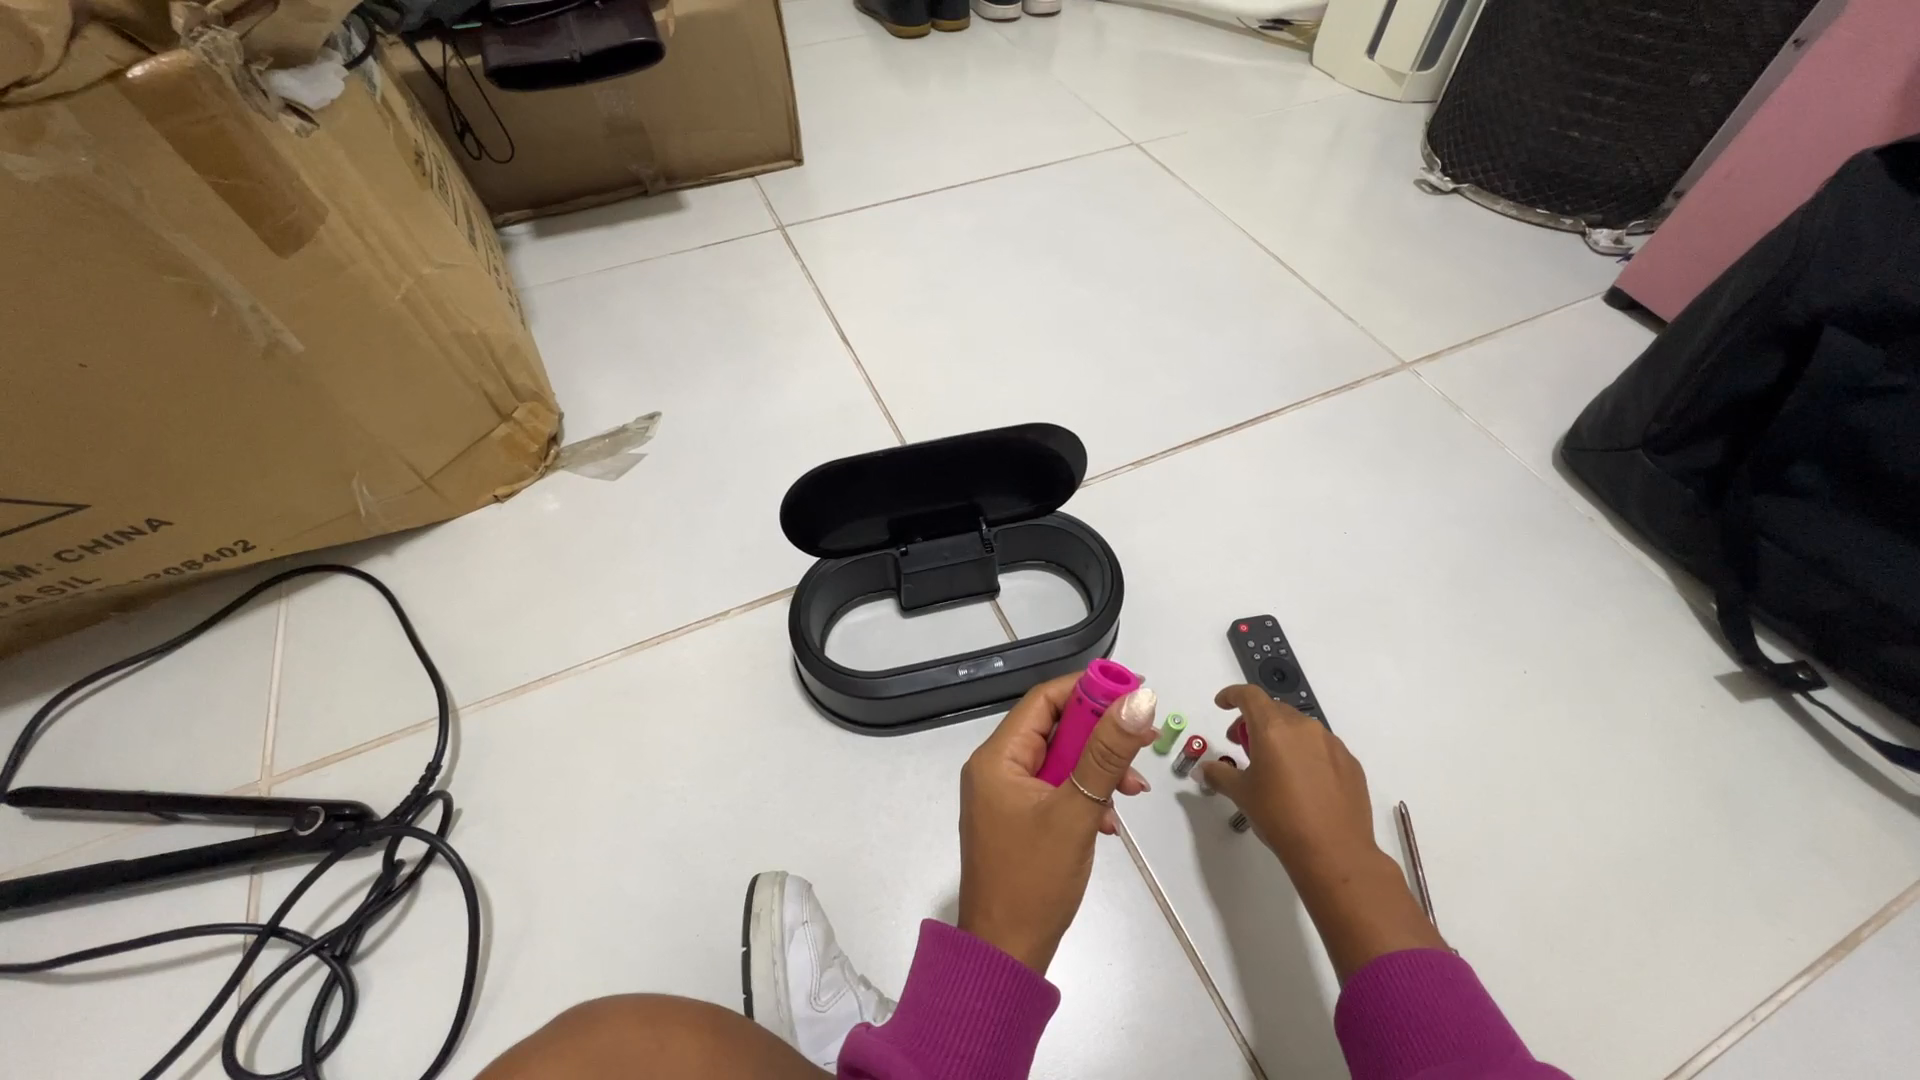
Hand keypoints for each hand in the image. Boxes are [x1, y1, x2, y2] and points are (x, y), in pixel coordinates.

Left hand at [958, 675, 1157, 974]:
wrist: (1005, 954)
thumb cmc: (1035, 879)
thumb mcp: (1077, 811)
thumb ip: (1107, 754)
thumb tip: (1138, 699)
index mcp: (997, 757)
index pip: (1044, 700)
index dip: (1088, 690)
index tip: (1132, 694)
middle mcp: (996, 769)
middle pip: (1054, 730)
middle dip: (1100, 736)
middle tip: (1143, 742)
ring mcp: (1005, 797)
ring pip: (1059, 762)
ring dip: (1098, 771)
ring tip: (1133, 790)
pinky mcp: (1018, 821)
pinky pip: (1055, 791)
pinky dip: (1084, 797)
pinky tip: (1108, 821)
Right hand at [1200, 685, 1444, 980]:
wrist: (1334, 851)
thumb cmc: (1279, 816)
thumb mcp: (1241, 794)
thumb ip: (1219, 774)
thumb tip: (1204, 769)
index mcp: (1272, 729)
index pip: (1249, 696)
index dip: (1232, 695)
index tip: (1222, 705)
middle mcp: (1304, 727)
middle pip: (1274, 710)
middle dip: (1254, 721)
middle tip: (1242, 745)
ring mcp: (1332, 744)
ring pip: (1300, 728)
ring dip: (1282, 736)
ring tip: (1274, 766)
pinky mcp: (1350, 763)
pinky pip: (1322, 747)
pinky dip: (1306, 753)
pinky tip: (1303, 782)